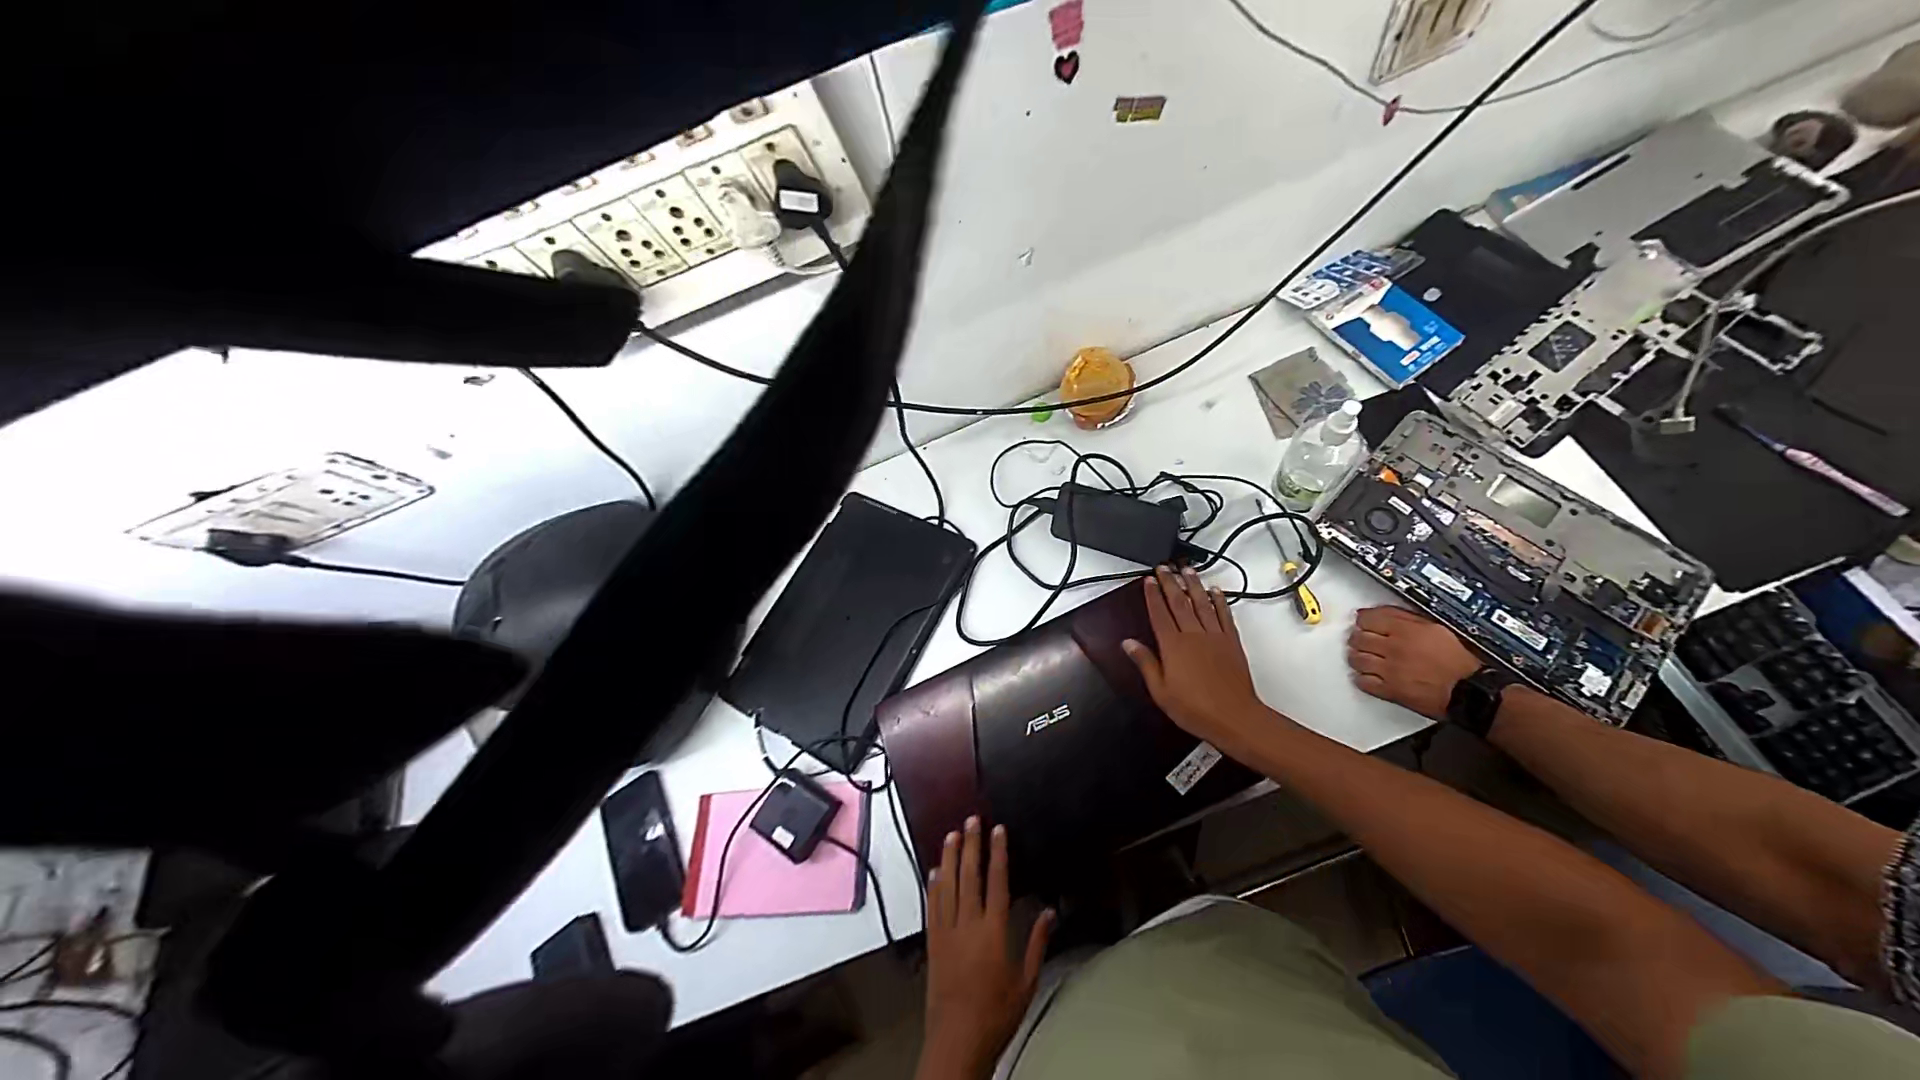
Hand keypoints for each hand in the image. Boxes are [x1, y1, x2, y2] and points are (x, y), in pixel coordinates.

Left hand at [917, 818, 1053, 1079]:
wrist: (958, 1040)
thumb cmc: (995, 1015)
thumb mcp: (1027, 981)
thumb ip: (1037, 943)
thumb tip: (1048, 915)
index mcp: (993, 932)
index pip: (996, 881)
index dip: (997, 852)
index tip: (997, 831)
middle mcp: (967, 925)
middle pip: (969, 875)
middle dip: (970, 844)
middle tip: (971, 820)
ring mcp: (947, 932)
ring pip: (947, 885)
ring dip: (949, 857)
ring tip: (951, 834)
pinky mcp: (933, 943)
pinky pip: (932, 906)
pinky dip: (933, 886)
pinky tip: (934, 871)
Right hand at [1122, 566, 1284, 756]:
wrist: (1234, 717)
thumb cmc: (1197, 709)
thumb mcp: (1160, 690)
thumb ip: (1145, 663)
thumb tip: (1129, 644)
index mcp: (1173, 646)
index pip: (1159, 613)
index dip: (1153, 595)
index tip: (1148, 581)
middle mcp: (1194, 636)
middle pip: (1179, 602)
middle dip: (1170, 582)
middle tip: (1164, 568)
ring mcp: (1214, 637)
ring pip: (1202, 603)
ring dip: (1193, 584)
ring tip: (1187, 570)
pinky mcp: (1231, 642)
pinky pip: (1224, 615)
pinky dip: (1219, 601)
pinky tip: (1215, 591)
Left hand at [1347, 606, 1481, 720]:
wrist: (1472, 690)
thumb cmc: (1461, 660)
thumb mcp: (1438, 628)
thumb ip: (1406, 618)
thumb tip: (1382, 613)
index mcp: (1405, 631)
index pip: (1367, 619)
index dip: (1364, 621)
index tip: (1366, 623)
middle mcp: (1393, 649)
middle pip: (1358, 639)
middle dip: (1359, 638)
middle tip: (1365, 641)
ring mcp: (1389, 671)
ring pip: (1356, 659)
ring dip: (1358, 657)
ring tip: (1367, 657)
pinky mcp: (1390, 691)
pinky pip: (1363, 682)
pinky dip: (1362, 678)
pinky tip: (1370, 675)